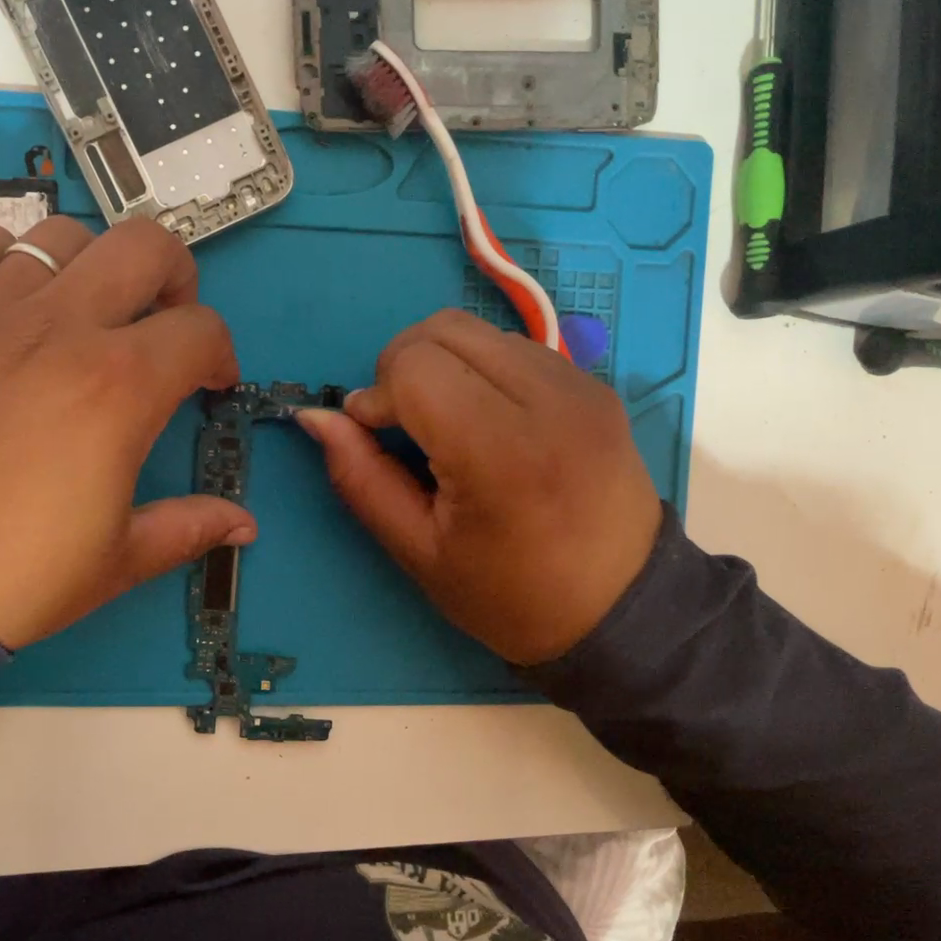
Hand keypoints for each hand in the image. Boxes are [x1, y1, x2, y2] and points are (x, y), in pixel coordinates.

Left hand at [0, 217, 251, 649]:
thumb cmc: (17, 573)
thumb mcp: (120, 559)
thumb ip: (190, 528)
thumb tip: (245, 525)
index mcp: (120, 385)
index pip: (201, 331)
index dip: (221, 357)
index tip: (211, 387)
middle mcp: (62, 328)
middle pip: (144, 247)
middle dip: (176, 278)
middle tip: (168, 326)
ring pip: (60, 235)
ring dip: (94, 264)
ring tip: (92, 311)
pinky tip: (7, 294)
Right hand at [296, 310, 661, 664]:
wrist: (623, 611)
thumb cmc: (510, 596)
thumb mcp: (419, 550)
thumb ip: (360, 477)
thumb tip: (317, 416)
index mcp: (500, 453)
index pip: (414, 366)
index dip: (377, 394)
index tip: (373, 434)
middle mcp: (548, 401)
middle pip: (443, 330)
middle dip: (401, 366)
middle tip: (401, 422)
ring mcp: (579, 386)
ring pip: (479, 331)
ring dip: (441, 363)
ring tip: (445, 423)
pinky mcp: (595, 386)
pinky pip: (516, 347)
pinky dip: (480, 369)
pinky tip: (486, 420)